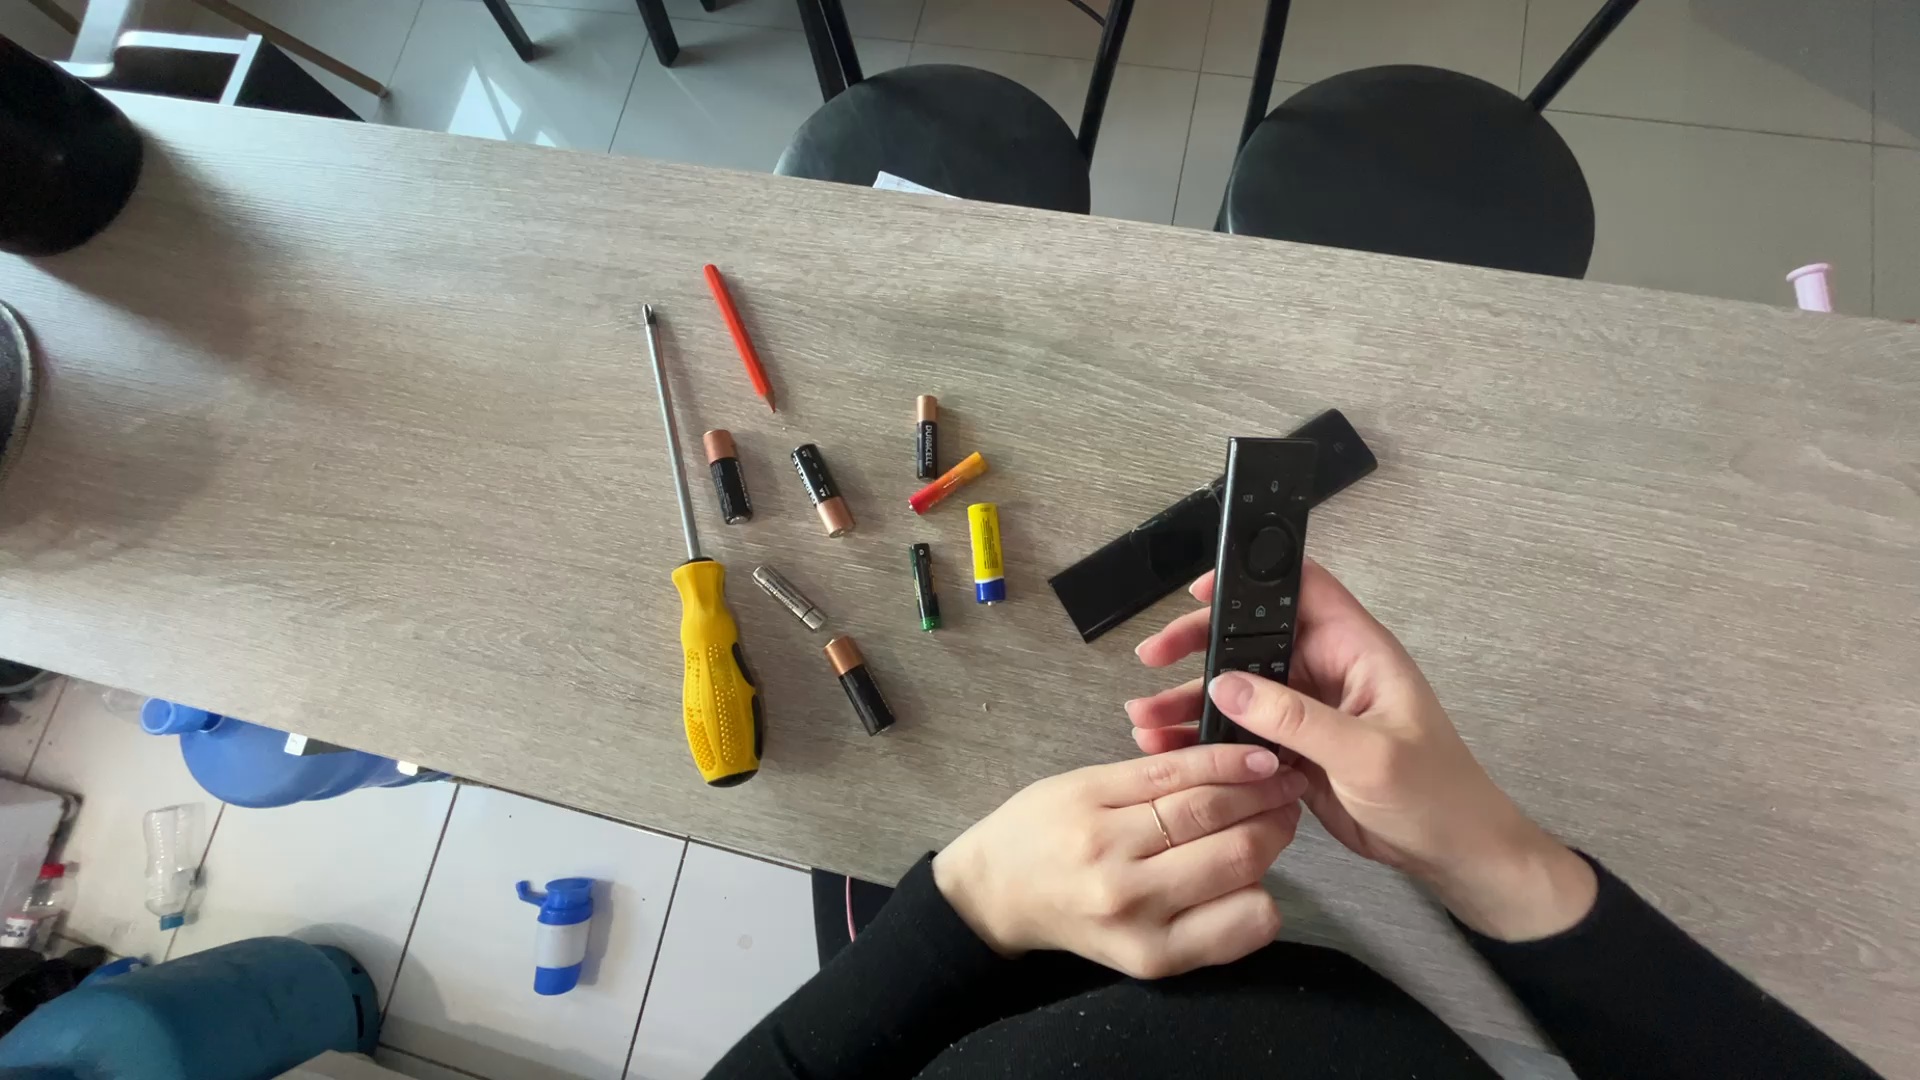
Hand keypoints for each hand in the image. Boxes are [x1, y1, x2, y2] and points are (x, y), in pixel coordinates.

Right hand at [932, 743, 1308, 977]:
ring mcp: (1138, 922)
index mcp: (1093, 811)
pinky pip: (1236, 931)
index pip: (1183, 779)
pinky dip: (1259, 898)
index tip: (1267, 752)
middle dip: (1265, 798)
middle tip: (1283, 783)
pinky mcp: (1155, 962)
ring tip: (1275, 820)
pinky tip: (1252, 877)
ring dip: (1270, 840)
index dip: (1235, 762)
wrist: (999, 893)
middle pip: (1217, 826)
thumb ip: (1148, 774)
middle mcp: (1116, 869)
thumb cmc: (1038, 828)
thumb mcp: (1081, 784)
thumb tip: (1223, 759)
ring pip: (1236, 872)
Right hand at [1126, 560, 1595, 940]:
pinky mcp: (1289, 744)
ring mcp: (1303, 708)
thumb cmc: (1437, 796)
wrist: (1453, 859)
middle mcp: (1323, 670)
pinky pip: (1237, 729)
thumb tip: (1224, 684)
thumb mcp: (1368, 753)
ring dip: (1189, 698)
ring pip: (1234, 687)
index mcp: (1354, 650)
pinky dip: (1202, 736)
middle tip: (1152, 657)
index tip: (1200, 590)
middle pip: (1248, 637)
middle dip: (1196, 645)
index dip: (1253, 578)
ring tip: (1145, 716)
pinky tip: (1169, 746)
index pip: (1302, 589)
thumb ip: (1296, 718)